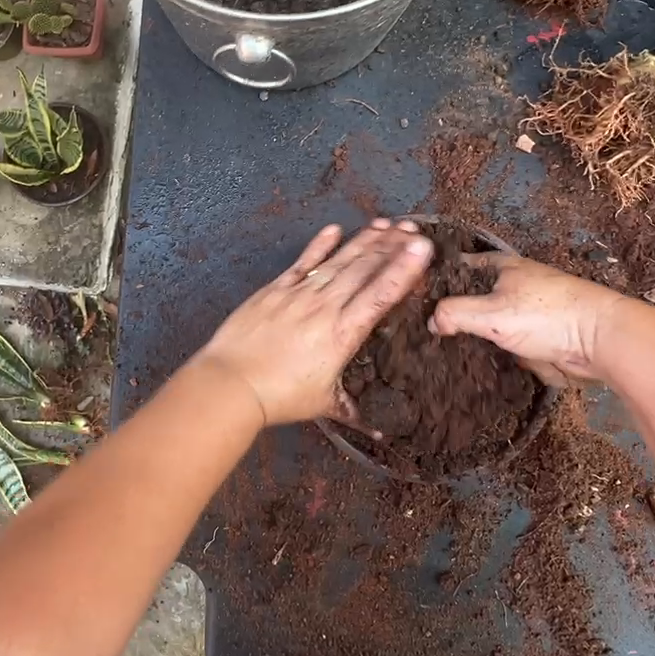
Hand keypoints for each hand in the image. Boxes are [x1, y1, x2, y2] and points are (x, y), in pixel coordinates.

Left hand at [191, 219, 433, 426]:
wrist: (232, 381)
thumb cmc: (279, 396)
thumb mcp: (322, 404)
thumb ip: (352, 409)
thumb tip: (379, 431)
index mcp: (342, 333)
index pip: (380, 295)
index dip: (404, 269)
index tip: (423, 249)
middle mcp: (324, 307)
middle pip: (364, 270)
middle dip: (391, 247)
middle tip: (412, 229)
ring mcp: (299, 294)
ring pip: (338, 261)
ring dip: (364, 241)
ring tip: (386, 225)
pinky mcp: (275, 289)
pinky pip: (303, 262)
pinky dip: (320, 245)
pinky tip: (335, 230)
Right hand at [428, 253, 635, 381]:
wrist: (604, 340)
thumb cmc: (547, 316)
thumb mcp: (490, 314)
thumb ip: (453, 314)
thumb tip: (430, 322)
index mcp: (500, 265)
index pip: (455, 267)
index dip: (435, 283)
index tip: (414, 303)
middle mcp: (512, 280)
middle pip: (472, 295)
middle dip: (455, 313)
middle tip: (429, 333)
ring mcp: (527, 306)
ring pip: (489, 319)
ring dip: (477, 334)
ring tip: (450, 351)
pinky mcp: (539, 330)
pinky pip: (508, 338)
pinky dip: (497, 348)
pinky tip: (480, 361)